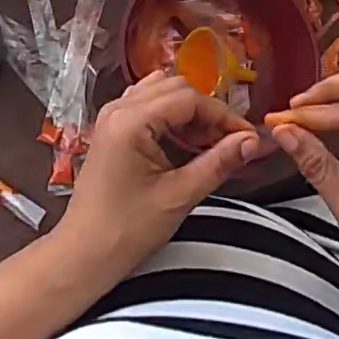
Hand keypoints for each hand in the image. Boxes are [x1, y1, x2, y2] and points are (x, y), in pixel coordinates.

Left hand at [53, 71, 267, 277]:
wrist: (85, 252)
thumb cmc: (129, 228)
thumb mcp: (179, 195)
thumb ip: (218, 162)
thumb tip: (252, 142)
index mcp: (131, 119)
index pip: (189, 98)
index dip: (223, 115)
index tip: (248, 137)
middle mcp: (119, 107)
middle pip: (175, 87)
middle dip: (207, 110)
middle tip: (230, 141)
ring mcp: (112, 114)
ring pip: (161, 91)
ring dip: (189, 110)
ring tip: (209, 141)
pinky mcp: (112, 127)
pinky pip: (146, 103)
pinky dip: (170, 114)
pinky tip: (185, 141)